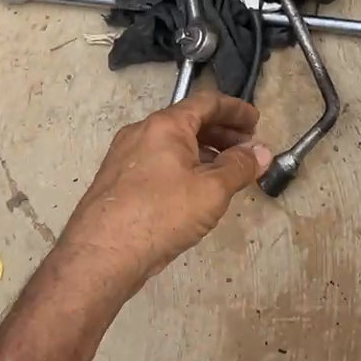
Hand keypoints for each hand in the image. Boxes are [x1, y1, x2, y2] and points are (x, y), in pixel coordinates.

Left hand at [60, 91, 271, 287]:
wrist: (99, 257)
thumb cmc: (161, 214)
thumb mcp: (212, 190)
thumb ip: (240, 167)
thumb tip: (261, 152)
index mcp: (165, 125)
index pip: (207, 102)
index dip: (236, 110)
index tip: (256, 123)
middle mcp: (142, 132)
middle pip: (189, 121)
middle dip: (222, 133)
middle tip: (246, 149)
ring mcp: (124, 157)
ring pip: (172, 144)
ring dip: (204, 152)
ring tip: (225, 173)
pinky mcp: (116, 183)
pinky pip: (158, 163)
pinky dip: (183, 166)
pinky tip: (193, 192)